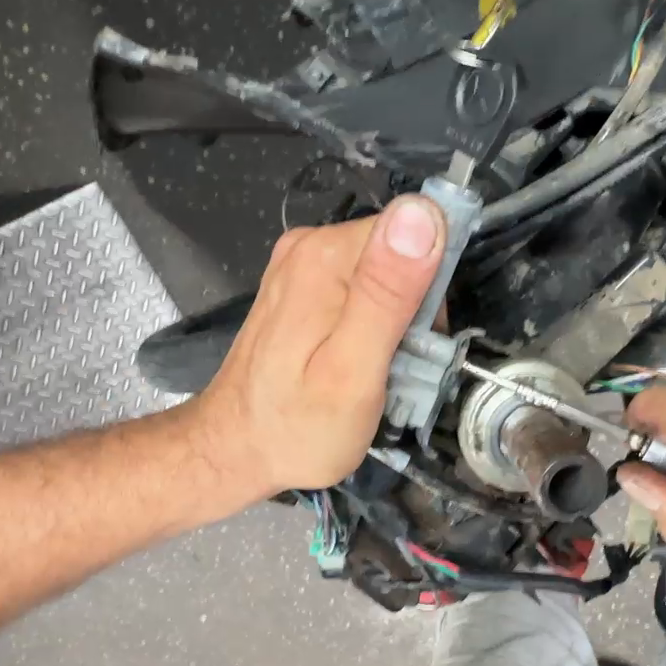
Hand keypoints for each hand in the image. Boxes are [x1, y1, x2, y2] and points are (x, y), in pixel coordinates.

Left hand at [190, 196, 445, 496]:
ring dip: (397, 326)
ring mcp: (301, 267)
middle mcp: (310, 247)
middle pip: (400, 257)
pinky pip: (361, 292)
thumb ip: (388, 292)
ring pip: (385, 278)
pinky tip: (360, 364)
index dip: (429, 294)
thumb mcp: (354, 369)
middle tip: (394, 369)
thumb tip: (423, 212)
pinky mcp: (301, 289)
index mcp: (325, 257)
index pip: (416, 237)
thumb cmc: (296, 428)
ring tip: (378, 373)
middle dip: (414, 313)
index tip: (415, 346)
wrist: (235, 453)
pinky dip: (374, 329)